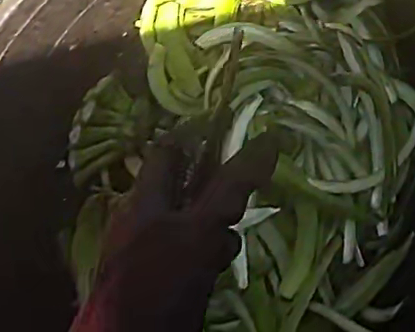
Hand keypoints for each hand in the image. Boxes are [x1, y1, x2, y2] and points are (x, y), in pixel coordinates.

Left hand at [70, 133, 278, 331]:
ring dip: (220, 218)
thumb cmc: (162, 283)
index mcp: (143, 199)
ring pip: (193, 216)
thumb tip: (271, 138)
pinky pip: (191, 248)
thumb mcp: (203, 227)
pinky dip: (212, 247)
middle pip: (187, 182)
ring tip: (235, 228)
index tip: (238, 131)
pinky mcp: (161, 280)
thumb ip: (234, 183)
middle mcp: (142, 219)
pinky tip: (223, 260)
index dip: (202, 134)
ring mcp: (149, 251)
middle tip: (247, 183)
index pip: (171, 147)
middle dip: (220, 181)